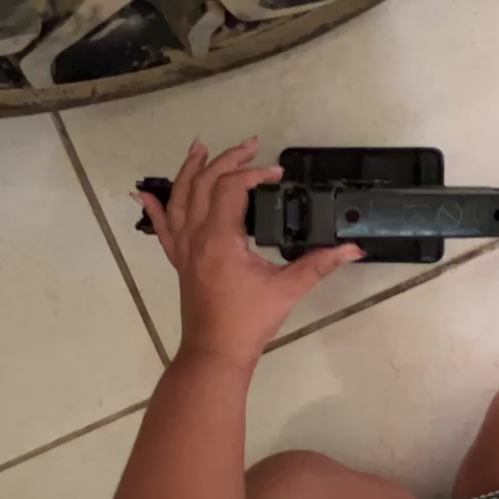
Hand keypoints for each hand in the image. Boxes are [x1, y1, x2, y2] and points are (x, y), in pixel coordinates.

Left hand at [136, 139, 361, 367]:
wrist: (215, 351)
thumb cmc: (249, 321)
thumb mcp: (288, 289)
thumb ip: (319, 264)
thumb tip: (353, 248)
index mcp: (221, 239)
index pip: (233, 188)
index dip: (256, 174)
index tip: (278, 175)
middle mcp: (196, 236)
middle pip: (204, 183)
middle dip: (227, 160)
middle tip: (251, 147)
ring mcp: (183, 247)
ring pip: (180, 197)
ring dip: (190, 169)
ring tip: (200, 148)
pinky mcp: (178, 259)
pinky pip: (161, 228)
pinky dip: (154, 208)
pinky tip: (145, 194)